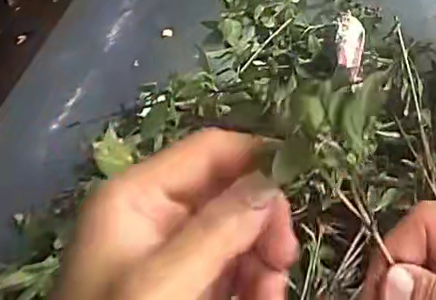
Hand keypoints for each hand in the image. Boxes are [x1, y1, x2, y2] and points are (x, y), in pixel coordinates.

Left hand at [55, 129, 297, 299]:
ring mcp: (167, 254)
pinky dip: (251, 280)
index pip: (211, 149)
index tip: (298, 184)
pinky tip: (262, 297)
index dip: (257, 156)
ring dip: (263, 256)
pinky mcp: (179, 288)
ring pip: (236, 231)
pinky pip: (228, 267)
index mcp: (137, 195)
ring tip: (272, 291)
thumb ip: (218, 229)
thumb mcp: (162, 284)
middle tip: (284, 257)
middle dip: (262, 220)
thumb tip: (271, 183)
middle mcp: (154, 214)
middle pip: (229, 190)